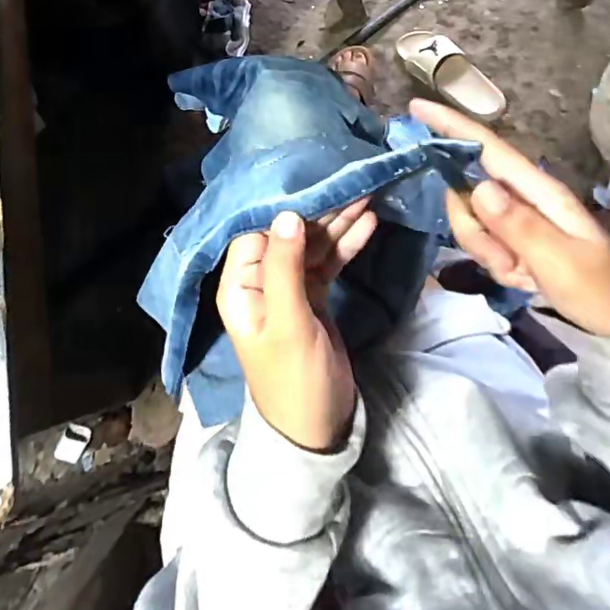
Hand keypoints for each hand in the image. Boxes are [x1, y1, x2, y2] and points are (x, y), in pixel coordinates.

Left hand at [215, 201, 375, 450]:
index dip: (285, 207)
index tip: (315, 181)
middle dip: (320, 210)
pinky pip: (328, 261)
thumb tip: (288, 214)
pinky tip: (368, 223)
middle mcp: (261, 281)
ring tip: (367, 195)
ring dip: (339, 222)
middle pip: (290, 234)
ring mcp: (289, 288)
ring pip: (313, 245)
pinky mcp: (313, 296)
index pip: (257, 232)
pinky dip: (347, 243)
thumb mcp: (288, 324)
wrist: (318, 428)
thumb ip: (286, 268)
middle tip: (352, 183)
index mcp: (241, 286)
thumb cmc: (294, 380)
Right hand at [411, 99, 609, 337]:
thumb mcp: (561, 262)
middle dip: (474, 228)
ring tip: (522, 273)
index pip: (487, 148)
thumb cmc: (602, 288)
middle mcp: (523, 196)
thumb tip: (478, 188)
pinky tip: (523, 279)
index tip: (416, 107)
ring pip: (471, 221)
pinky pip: (482, 243)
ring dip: (488, 251)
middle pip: (468, 192)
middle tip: (505, 260)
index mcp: (538, 191)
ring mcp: (516, 218)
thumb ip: (518, 226)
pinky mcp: (512, 239)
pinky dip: (496, 264)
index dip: (452, 125)